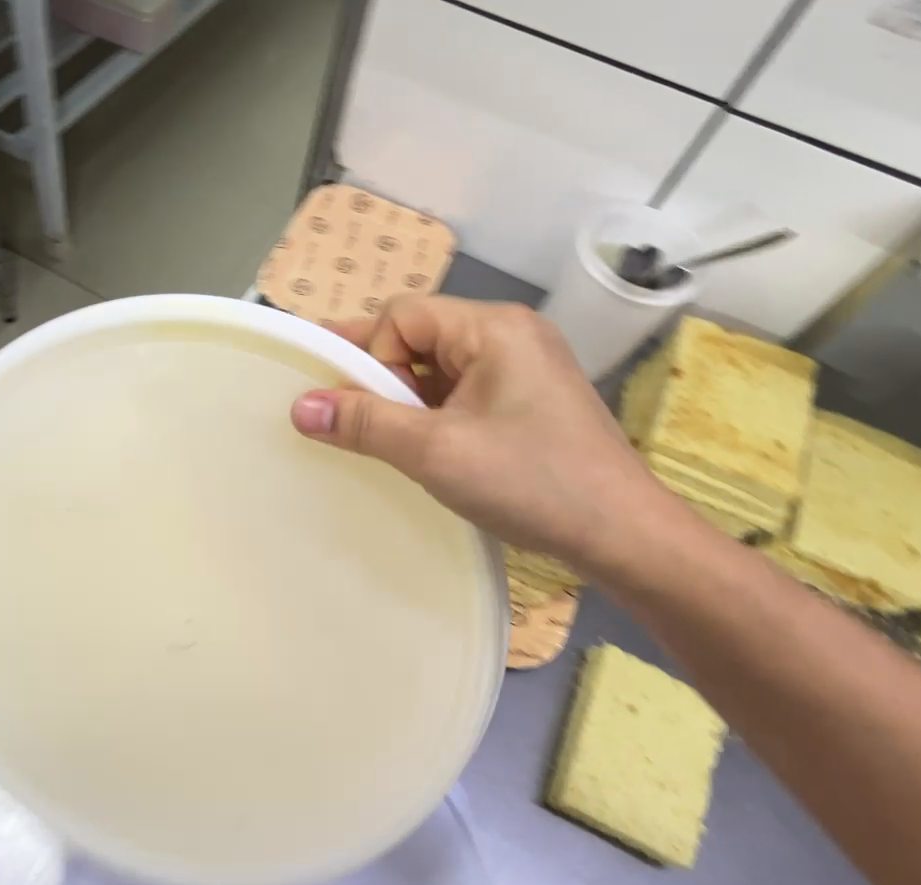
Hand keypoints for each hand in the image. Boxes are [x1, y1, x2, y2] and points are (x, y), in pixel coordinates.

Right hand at [288, 296, 671, 570]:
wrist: (620, 533)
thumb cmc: (529, 481)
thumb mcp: (435, 451)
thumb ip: (365, 423)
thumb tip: (299, 406)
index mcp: (493, 327)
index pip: (403, 315)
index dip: (368, 355)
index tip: (353, 408)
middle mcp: (510, 335)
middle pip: (420, 337)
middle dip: (382, 379)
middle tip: (354, 426)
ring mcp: (524, 370)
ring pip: (439, 370)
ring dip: (407, 403)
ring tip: (392, 447)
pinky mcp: (529, 404)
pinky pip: (463, 395)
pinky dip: (434, 418)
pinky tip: (425, 454)